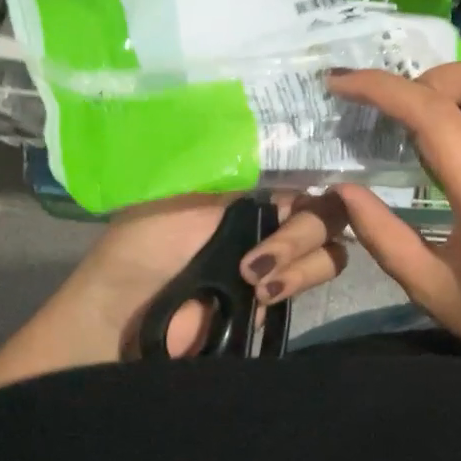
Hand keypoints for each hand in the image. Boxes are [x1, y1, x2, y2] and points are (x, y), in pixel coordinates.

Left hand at [75, 191, 348, 356]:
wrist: (128, 310)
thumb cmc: (147, 243)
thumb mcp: (186, 189)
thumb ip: (240, 171)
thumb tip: (284, 150)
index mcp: (251, 187)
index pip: (306, 174)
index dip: (320, 180)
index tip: (310, 193)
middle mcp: (273, 217)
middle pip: (328, 213)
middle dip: (303, 233)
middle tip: (257, 260)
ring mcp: (283, 258)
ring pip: (331, 247)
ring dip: (302, 262)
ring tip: (256, 282)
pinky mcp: (284, 293)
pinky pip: (317, 279)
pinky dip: (297, 282)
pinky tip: (263, 294)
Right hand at [327, 63, 460, 365]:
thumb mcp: (434, 290)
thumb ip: (385, 238)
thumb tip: (343, 192)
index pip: (439, 117)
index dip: (386, 90)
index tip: (342, 85)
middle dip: (436, 79)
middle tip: (398, 114)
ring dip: (456, 92)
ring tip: (416, 129)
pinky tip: (441, 152)